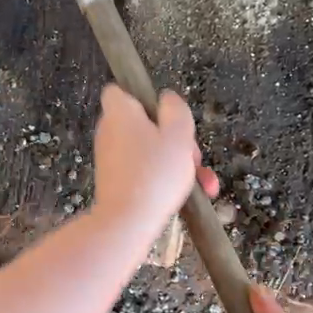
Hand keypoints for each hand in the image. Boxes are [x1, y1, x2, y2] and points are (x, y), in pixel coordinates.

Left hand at [91, 85, 218, 228]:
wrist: (127, 221)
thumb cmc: (154, 173)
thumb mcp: (178, 135)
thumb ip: (176, 110)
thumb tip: (166, 98)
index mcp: (119, 113)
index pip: (118, 91)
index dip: (143, 98)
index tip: (166, 114)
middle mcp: (109, 132)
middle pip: (145, 124)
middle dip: (176, 138)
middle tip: (193, 155)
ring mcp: (111, 158)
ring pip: (151, 150)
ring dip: (180, 163)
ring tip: (203, 181)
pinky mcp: (116, 180)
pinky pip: (145, 170)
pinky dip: (167, 179)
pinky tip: (198, 194)